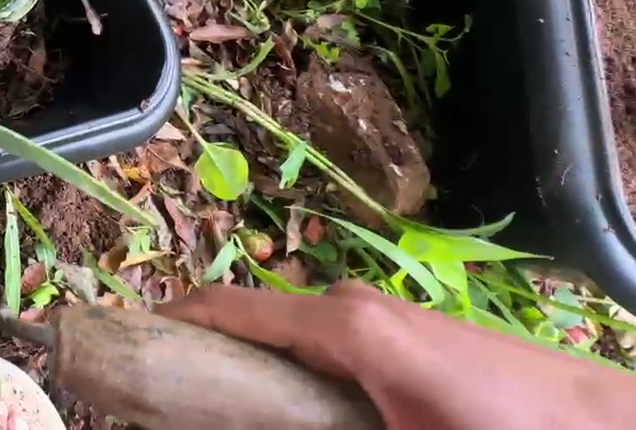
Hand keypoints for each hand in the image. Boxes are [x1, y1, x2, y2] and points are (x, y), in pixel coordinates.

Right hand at [159, 279, 635, 429]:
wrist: (622, 425)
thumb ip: (321, 422)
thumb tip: (245, 421)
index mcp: (342, 324)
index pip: (226, 306)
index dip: (172, 320)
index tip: (133, 344)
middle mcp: (345, 302)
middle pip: (251, 319)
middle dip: (214, 354)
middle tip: (190, 396)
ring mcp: (373, 311)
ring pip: (288, 333)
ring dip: (260, 365)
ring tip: (244, 406)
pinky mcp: (399, 327)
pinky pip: (324, 341)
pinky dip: (298, 366)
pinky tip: (310, 408)